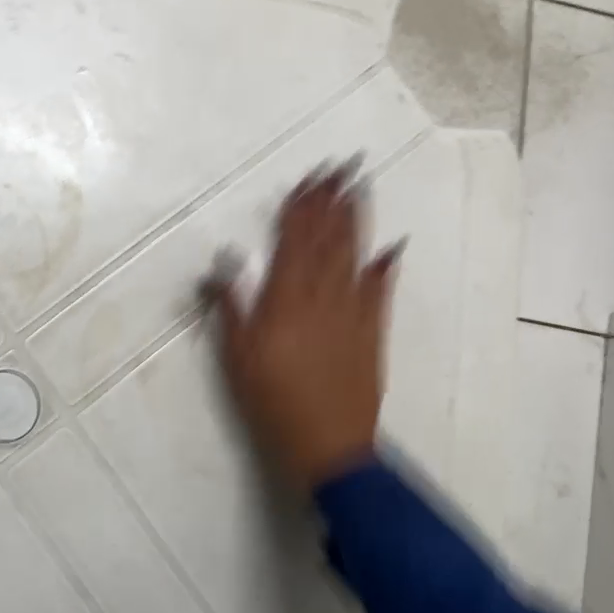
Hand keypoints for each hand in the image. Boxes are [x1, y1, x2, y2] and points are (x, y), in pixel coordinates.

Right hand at [201, 161, 402, 493]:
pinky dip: (383, 267)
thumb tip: (224, 264)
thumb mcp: (236, 357)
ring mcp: (352, 314)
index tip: (308, 179)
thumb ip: (230, 307)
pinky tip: (389, 247)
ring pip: (354, 257)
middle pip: (328, 241)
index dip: (301, 210)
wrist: (327, 445)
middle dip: (332, 202)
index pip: (294, 243)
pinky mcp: (371, 334)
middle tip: (341, 167)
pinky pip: (378, 292)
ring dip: (356, 221)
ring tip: (359, 190)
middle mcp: (323, 298)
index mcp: (286, 301)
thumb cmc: (270, 402)